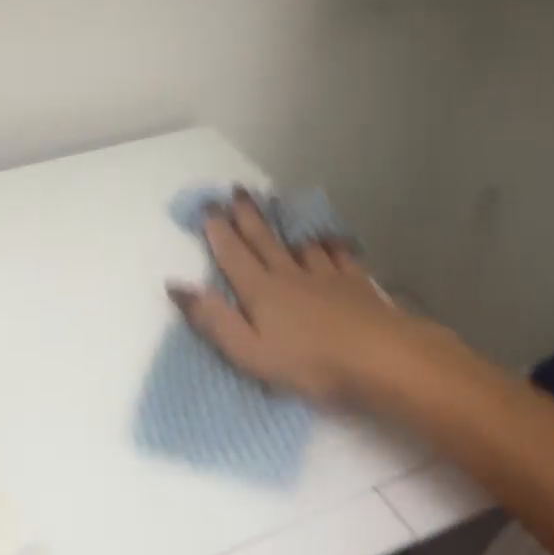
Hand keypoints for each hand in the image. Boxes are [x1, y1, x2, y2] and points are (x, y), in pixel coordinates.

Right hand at [169, 189, 436, 405]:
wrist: (377, 358)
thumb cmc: (307, 363)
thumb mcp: (248, 351)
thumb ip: (213, 319)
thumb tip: (176, 285)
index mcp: (260, 292)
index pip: (233, 256)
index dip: (218, 232)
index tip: (208, 207)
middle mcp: (290, 275)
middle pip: (265, 241)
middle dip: (248, 216)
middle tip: (237, 191)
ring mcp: (326, 277)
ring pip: (301, 245)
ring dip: (287, 227)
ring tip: (280, 209)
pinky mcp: (356, 285)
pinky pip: (338, 256)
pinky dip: (329, 245)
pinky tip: (329, 240)